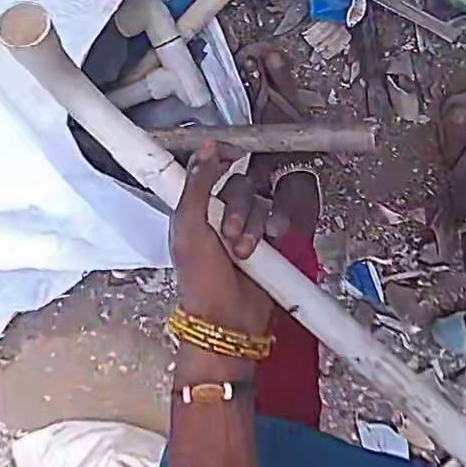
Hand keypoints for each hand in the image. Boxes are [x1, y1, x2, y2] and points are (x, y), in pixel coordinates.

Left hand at [172, 142, 277, 344]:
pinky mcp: (266, 239)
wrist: (229, 319)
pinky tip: (270, 240)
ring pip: (258, 201)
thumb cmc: (200, 278)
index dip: (221, 157)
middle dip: (238, 208)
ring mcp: (244, 224)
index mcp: (193, 206)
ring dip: (252, 225)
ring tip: (244, 251)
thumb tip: (208, 146)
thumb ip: (197, 185)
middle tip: (230, 234)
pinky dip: (274, 227)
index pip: (207, 167)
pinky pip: (276, 217)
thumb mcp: (189, 228)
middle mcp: (218, 211)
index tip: (234, 154)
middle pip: (238, 184)